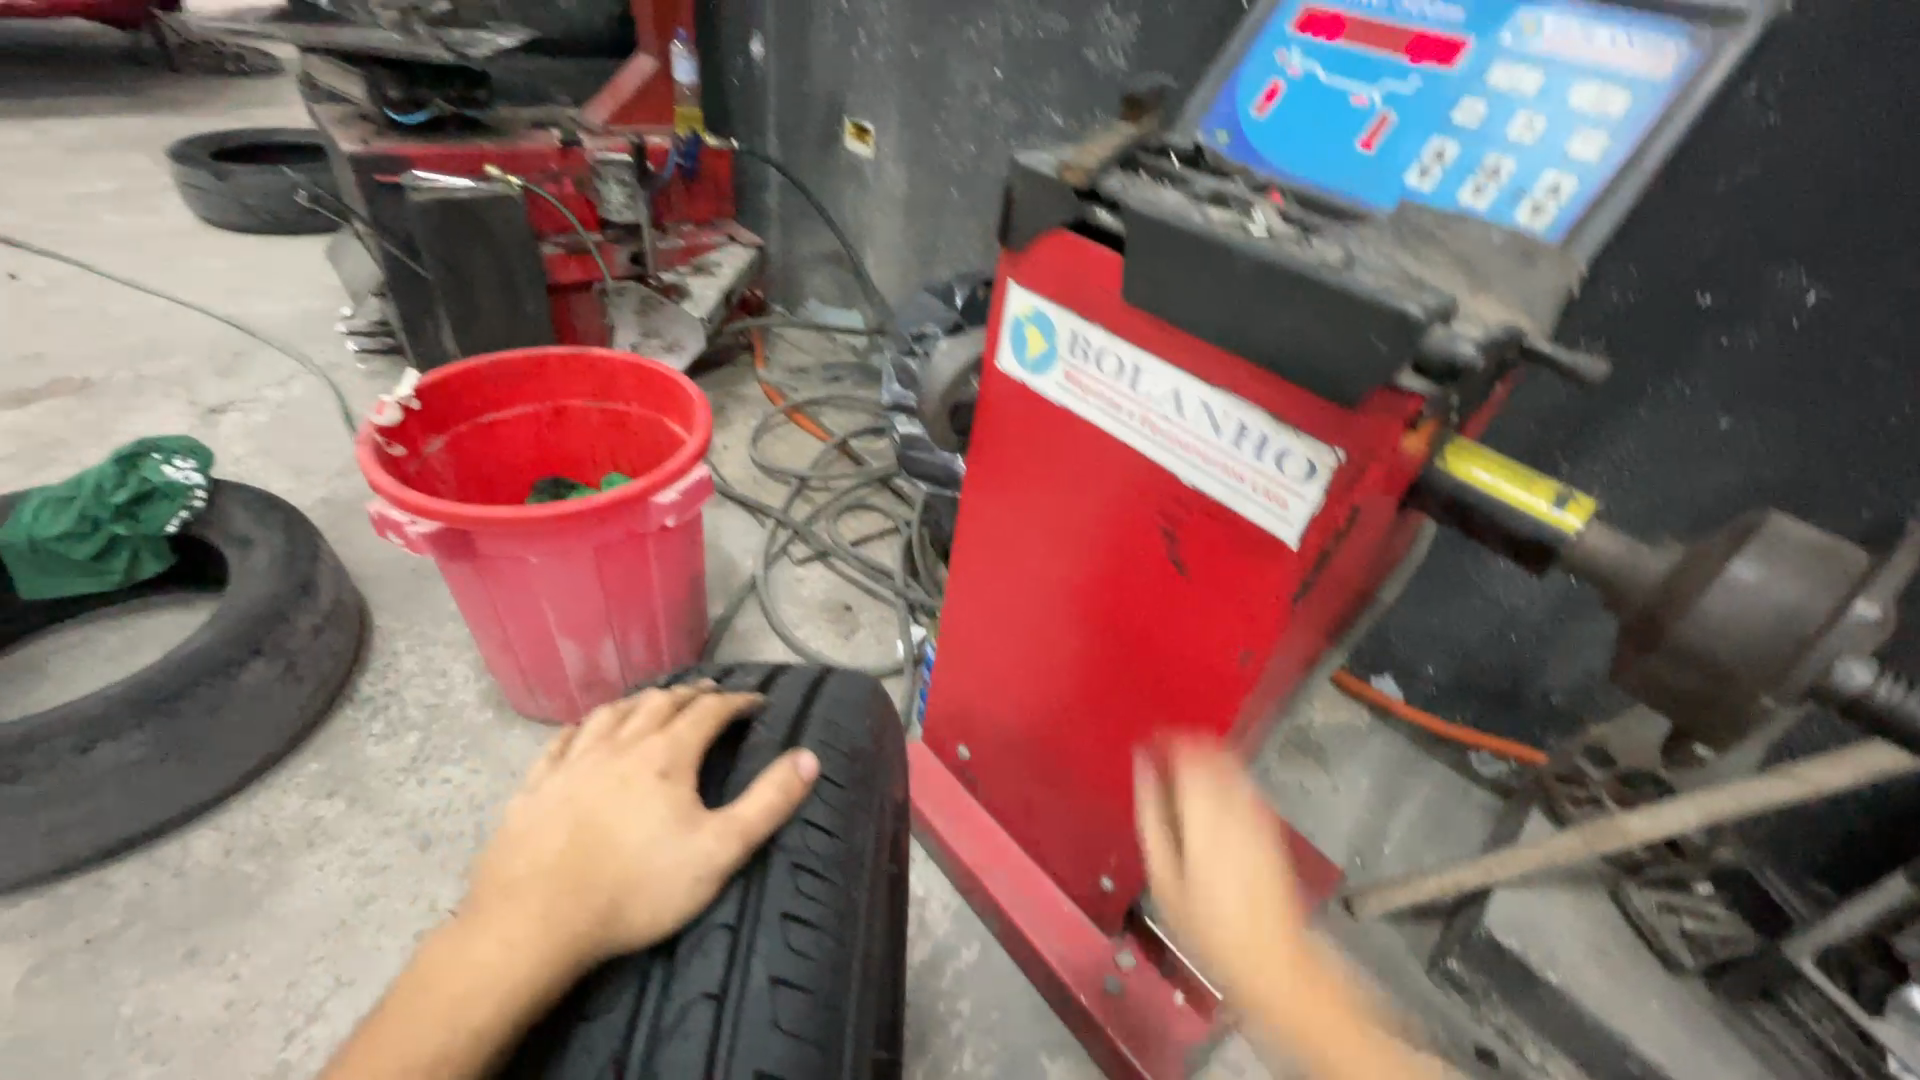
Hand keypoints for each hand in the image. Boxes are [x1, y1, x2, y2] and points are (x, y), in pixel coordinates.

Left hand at [460, 682, 818, 977]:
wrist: (534, 923)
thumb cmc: (637, 889)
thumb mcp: (719, 851)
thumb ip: (768, 802)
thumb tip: (809, 757)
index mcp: (667, 756)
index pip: (709, 712)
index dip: (736, 702)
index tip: (756, 701)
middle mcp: (620, 746)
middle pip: (660, 704)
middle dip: (690, 694)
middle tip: (709, 693)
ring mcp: (573, 764)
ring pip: (611, 714)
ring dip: (640, 701)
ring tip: (653, 701)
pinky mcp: (534, 787)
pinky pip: (562, 742)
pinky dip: (583, 727)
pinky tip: (584, 730)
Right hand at [1133, 737, 1313, 1004]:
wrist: (1273, 959)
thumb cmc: (1207, 925)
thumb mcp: (1164, 878)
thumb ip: (1152, 818)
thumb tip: (1142, 770)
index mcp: (1204, 813)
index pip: (1187, 755)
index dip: (1167, 741)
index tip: (1149, 741)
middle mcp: (1236, 805)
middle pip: (1214, 754)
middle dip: (1188, 744)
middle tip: (1165, 748)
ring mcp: (1259, 814)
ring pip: (1233, 764)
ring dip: (1209, 755)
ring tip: (1185, 762)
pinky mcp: (1273, 825)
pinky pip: (1248, 784)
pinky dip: (1228, 774)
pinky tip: (1214, 788)